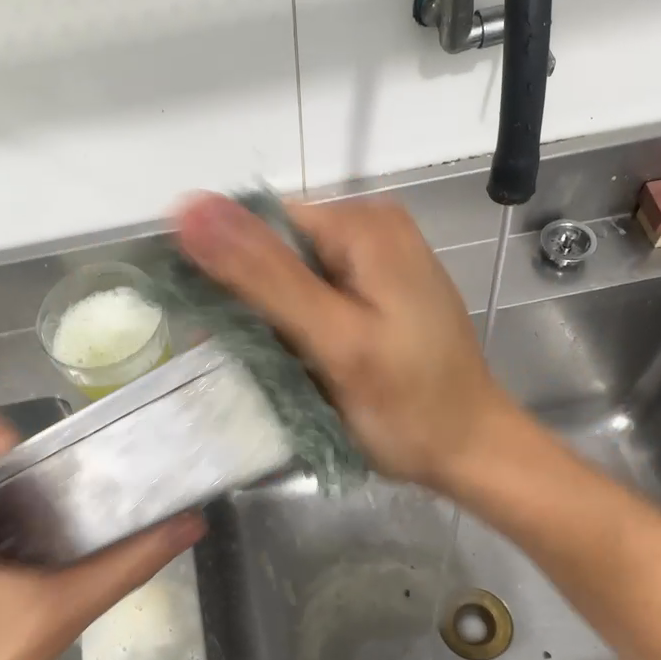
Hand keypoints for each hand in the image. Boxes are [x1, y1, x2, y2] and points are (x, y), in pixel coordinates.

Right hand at [174, 192, 522, 492]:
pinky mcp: (377, 295)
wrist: (471, 451)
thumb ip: (264, 276)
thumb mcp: (334, 340)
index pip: (260, 222)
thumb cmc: (408, 406)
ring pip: (291, 276)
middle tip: (230, 353)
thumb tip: (189, 208)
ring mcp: (377, 263)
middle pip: (276, 248)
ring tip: (259, 363)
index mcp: (362, 224)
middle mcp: (372, 228)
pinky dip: (294, 325)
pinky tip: (289, 361)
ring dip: (266, 316)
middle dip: (245, 296)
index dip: (220, 265)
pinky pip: (316, 296)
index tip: (202, 324)